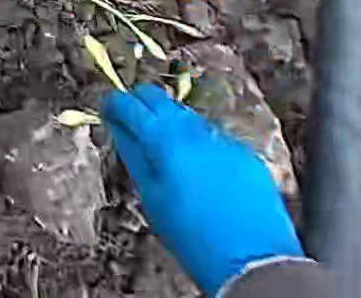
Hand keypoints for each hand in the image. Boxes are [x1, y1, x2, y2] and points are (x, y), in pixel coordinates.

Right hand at [102, 84, 302, 294]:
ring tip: (162, 148)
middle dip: (139, 102)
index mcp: (163, 137)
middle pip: (157, 97)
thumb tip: (119, 129)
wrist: (254, 262)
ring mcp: (219, 136)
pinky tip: (197, 168)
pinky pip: (211, 137)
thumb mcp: (152, 198)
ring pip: (185, 116)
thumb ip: (133, 156)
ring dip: (169, 123)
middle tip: (129, 118)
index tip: (106, 106)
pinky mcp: (241, 151)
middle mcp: (192, 127)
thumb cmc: (193, 237)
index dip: (114, 103)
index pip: (130, 105)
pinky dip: (197, 144)